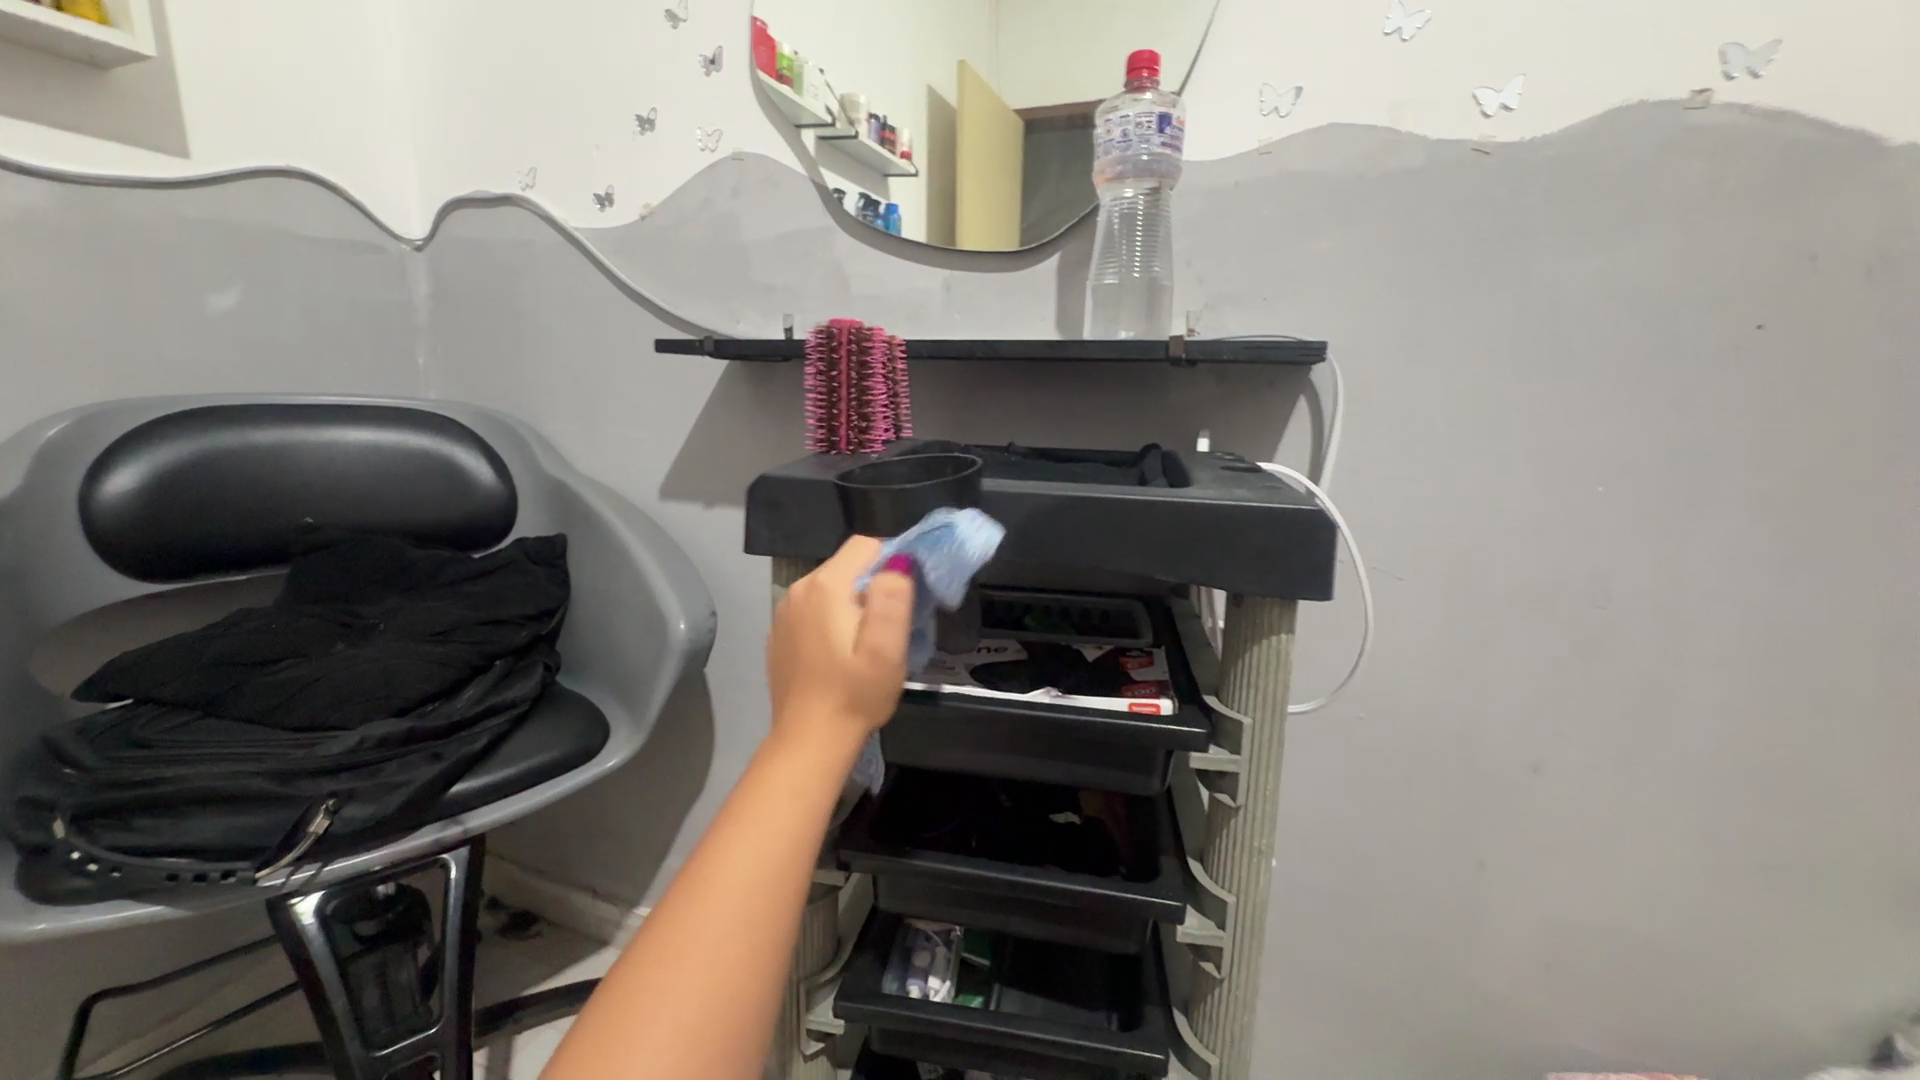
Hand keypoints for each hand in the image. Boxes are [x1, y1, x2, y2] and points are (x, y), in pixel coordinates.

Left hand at [766, 536, 914, 751]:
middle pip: (847, 566)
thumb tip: (899, 562)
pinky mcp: (779, 634)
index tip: (907, 594)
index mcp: (826, 585)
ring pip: (830, 589)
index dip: (893, 561)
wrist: (810, 740)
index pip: (866, 544)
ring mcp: (784, 612)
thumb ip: (893, 597)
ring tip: (866, 644)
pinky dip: (830, 622)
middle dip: (873, 585)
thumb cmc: (855, 694)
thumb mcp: (887, 648)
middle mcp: (799, 589)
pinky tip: (839, 655)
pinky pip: (813, 611)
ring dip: (852, 604)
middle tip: (891, 625)